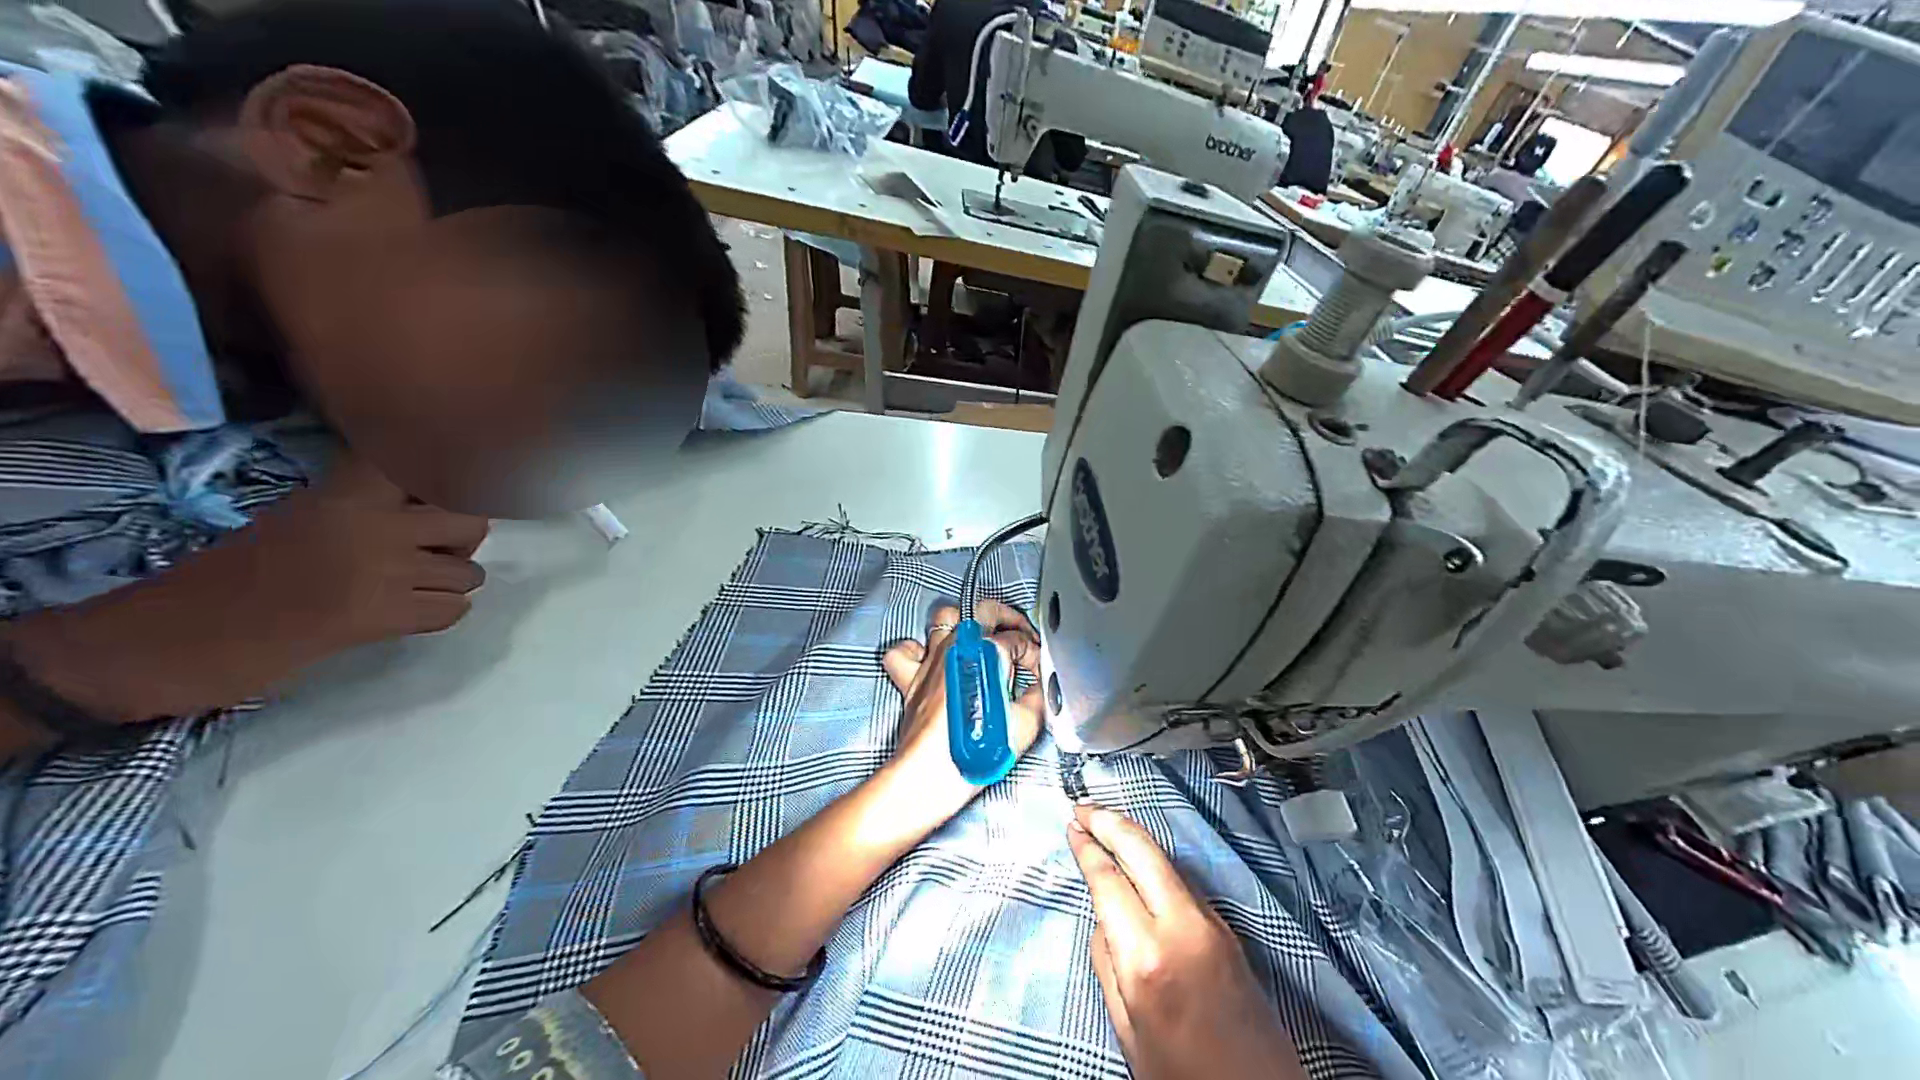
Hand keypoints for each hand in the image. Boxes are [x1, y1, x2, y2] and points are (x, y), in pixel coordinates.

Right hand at [6, 454, 489, 722]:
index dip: (450, 484)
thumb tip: (444, 495)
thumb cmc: (250, 564)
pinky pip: (454, 610)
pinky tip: (413, 609)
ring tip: (415, 583)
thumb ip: (374, 498)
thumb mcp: (313, 510)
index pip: (431, 470)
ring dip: (451, 581)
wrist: (194, 628)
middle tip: (434, 549)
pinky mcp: (389, 617)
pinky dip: (442, 612)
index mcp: (353, 492)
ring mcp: (390, 574)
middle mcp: (381, 528)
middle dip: (462, 538)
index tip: (446, 495)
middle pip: (472, 523)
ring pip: (469, 573)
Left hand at [877, 599, 1045, 820]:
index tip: (1036, 672)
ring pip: (943, 618)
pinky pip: (905, 651)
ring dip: (963, 623)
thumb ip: (1037, 697)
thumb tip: (1038, 689)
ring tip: (977, 637)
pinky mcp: (912, 679)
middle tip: (1019, 633)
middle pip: (985, 611)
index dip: (1034, 654)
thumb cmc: (979, 749)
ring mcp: (932, 660)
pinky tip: (927, 659)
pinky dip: (914, 650)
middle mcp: (957, 647)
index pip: (1019, 640)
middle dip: (1008, 617)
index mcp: (989, 651)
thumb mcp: (1027, 723)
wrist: (934, 772)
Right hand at [1067, 805, 1305, 1079]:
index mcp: (1148, 956)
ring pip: (1165, 861)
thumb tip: (1103, 918)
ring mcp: (1212, 924)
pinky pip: (1182, 882)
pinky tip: (1139, 864)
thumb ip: (1108, 963)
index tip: (1072, 827)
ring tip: (1105, 825)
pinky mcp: (1228, 931)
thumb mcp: (1128, 1027)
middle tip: (1083, 808)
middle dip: (1109, 821)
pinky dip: (1154, 862)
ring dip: (1133, 836)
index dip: (1087, 848)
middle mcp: (1183, 927)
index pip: (1109, 880)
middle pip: (1142, 851)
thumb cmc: (1182, 1074)